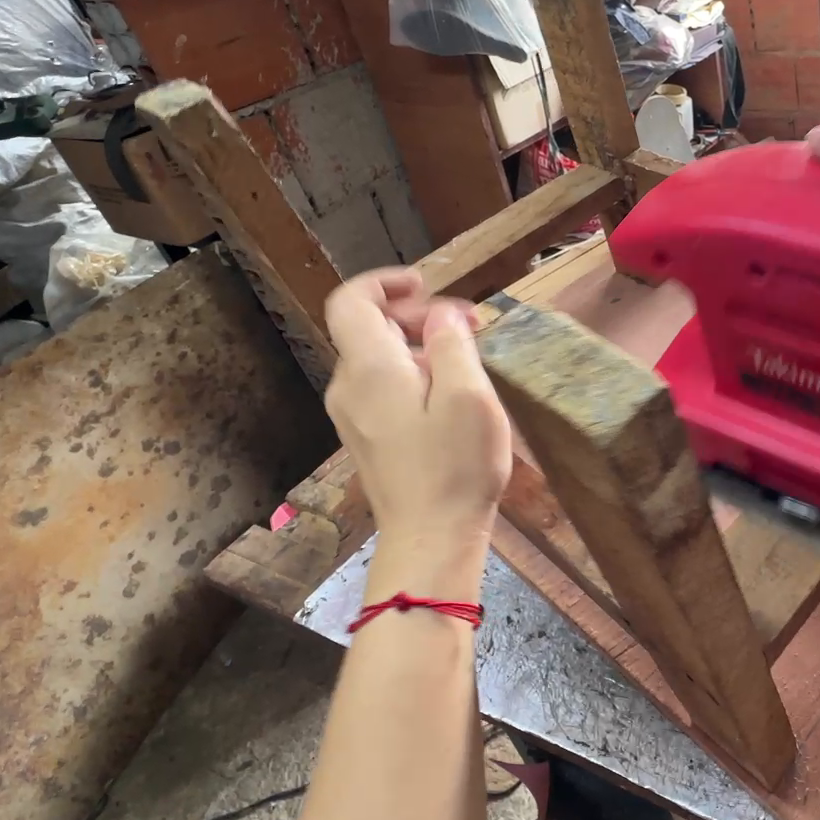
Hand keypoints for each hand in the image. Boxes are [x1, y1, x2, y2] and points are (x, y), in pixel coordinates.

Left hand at [323, 269, 511, 545]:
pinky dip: (414, 372)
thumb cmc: (456, 466)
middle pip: (369, 327)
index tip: (428, 284)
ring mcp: (352, 415)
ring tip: (468, 361)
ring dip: (420, 344)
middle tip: (471, 328)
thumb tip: (440, 316)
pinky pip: (383, 384)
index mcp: (371, 370)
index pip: (351, 302)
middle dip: (418, 314)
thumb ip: (451, 345)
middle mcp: (349, 387)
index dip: (385, 282)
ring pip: (379, 356)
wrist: (430, 537)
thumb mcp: (468, 396)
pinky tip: (450, 395)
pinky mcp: (366, 436)